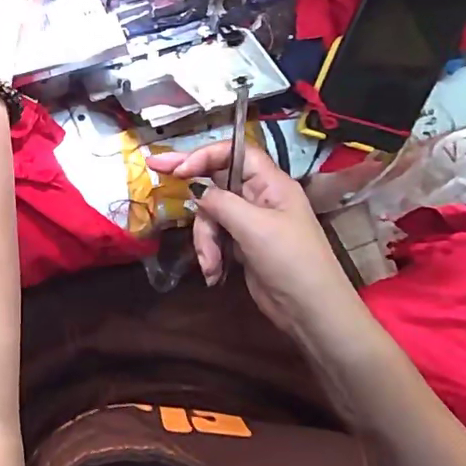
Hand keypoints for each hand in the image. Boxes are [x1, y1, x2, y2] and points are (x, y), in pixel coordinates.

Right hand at [145, 142, 368, 341]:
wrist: (311, 311)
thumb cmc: (290, 261)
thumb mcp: (254, 227)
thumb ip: (220, 202)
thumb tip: (195, 189)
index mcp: (271, 184)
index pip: (234, 153)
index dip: (205, 155)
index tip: (178, 169)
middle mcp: (260, 197)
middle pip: (216, 181)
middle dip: (190, 184)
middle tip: (154, 166)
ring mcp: (250, 222)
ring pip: (211, 214)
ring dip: (204, 239)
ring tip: (210, 262)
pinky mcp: (242, 244)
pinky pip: (215, 236)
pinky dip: (210, 253)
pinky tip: (213, 273)